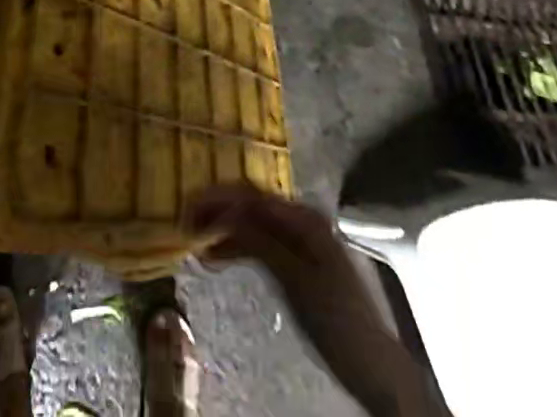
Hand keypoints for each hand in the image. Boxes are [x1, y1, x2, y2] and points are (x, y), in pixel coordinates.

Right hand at [187, 185, 446, 416]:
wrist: (372, 361)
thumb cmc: (338, 320)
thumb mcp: (296, 280)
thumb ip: (263, 241)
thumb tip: (227, 210)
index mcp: (305, 218)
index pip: (252, 195)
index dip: (217, 197)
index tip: (186, 208)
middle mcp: (303, 220)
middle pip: (251, 203)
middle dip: (217, 209)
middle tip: (184, 223)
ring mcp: (301, 239)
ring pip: (253, 222)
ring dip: (223, 228)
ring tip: (193, 240)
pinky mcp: (297, 259)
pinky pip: (260, 242)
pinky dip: (236, 246)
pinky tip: (215, 257)